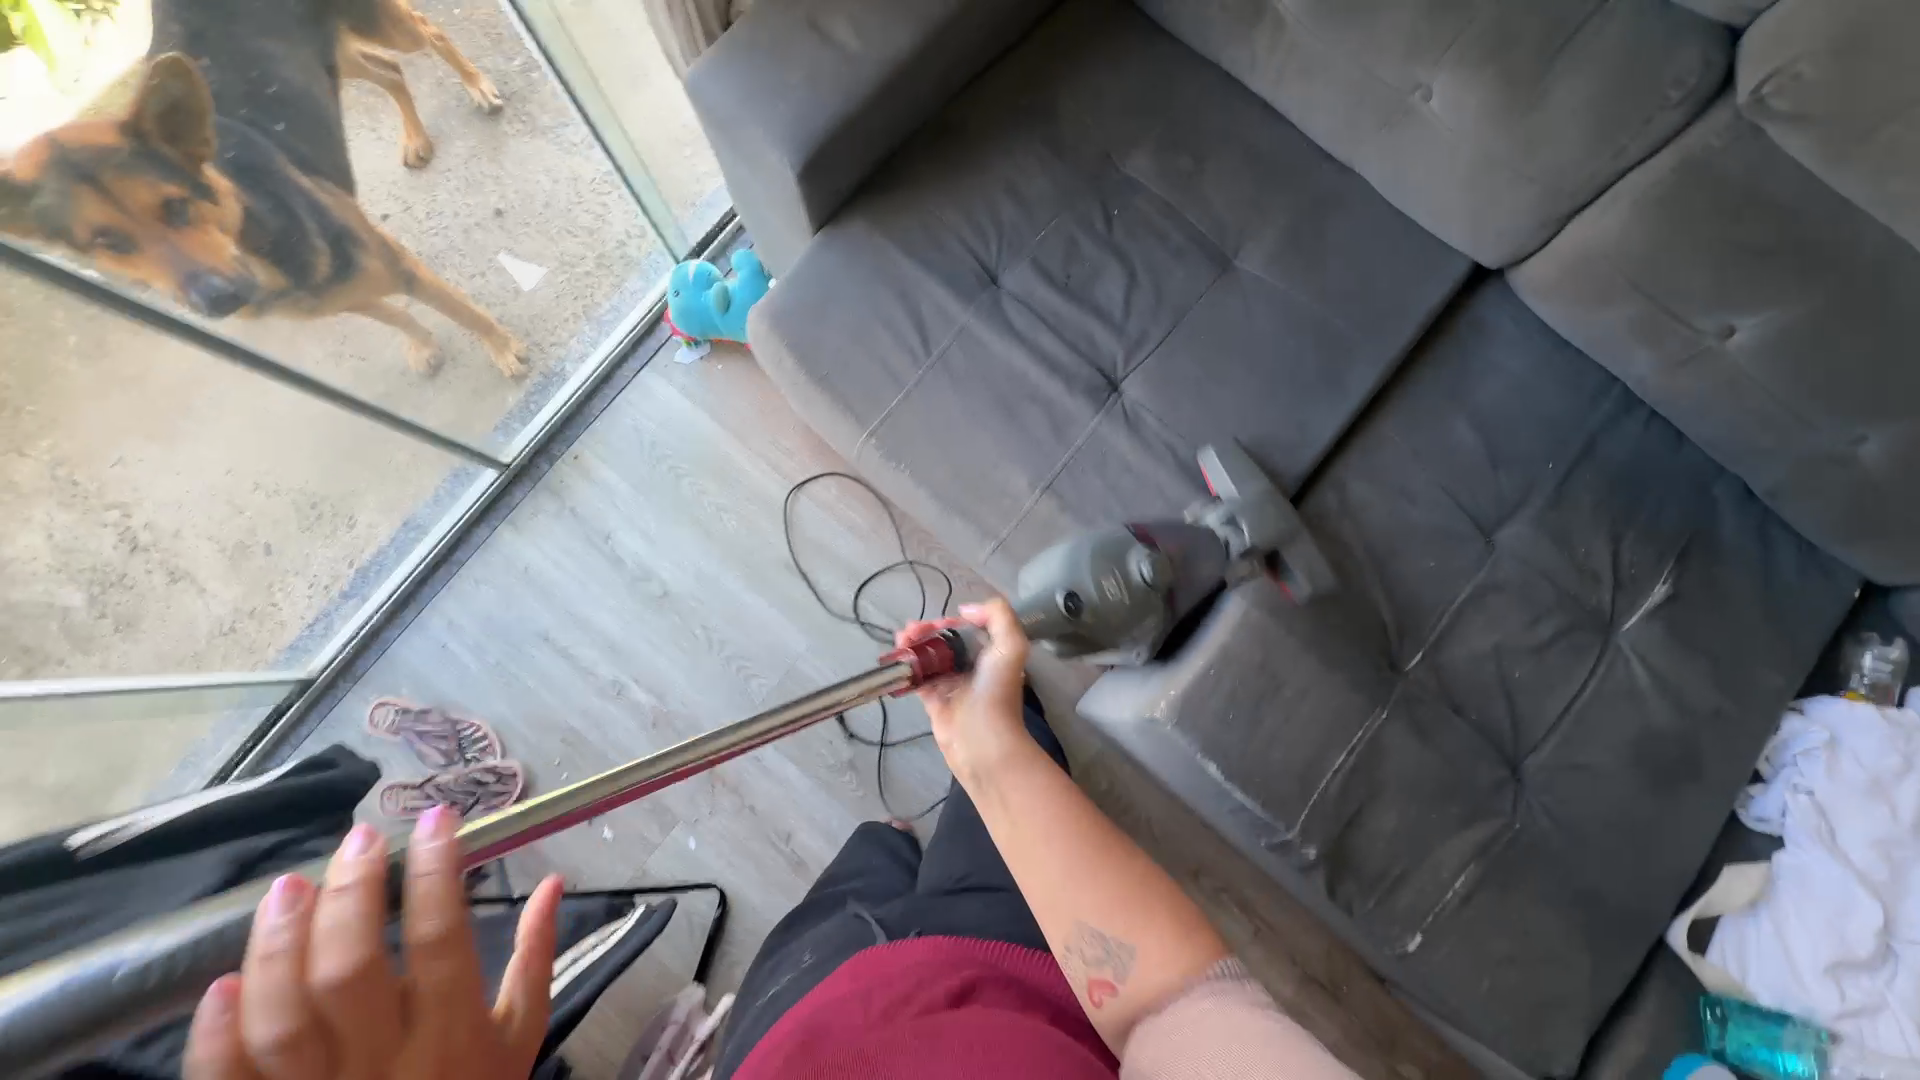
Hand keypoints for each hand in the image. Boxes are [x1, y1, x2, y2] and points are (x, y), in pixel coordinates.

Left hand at [183, 806, 562, 1079]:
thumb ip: (534, 959)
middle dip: (352, 895)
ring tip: (289, 886)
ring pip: (281, 1019)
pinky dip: (216, 1034)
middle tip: (360, 840)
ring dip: (278, 946)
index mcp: (453, 1037)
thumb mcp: (521, 1038)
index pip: (440, 940)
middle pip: (350, 971)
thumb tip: (553, 881)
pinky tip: (223, 982)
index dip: (435, 873)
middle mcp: (383, 1064)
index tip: (435, 821)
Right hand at [897, 598, 1035, 789]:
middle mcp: (971, 666)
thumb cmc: (997, 692)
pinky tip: (896, 660)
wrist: (983, 741)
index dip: (949, 621)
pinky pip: (917, 679)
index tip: (935, 623)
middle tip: (909, 631)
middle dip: (926, 631)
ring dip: (912, 646)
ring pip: (928, 657)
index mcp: (991, 653)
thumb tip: (965, 609)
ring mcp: (951, 684)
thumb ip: (998, 615)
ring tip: (900, 641)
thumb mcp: (1011, 645)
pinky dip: (906, 668)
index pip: (966, 629)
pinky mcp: (934, 701)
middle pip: (944, 641)